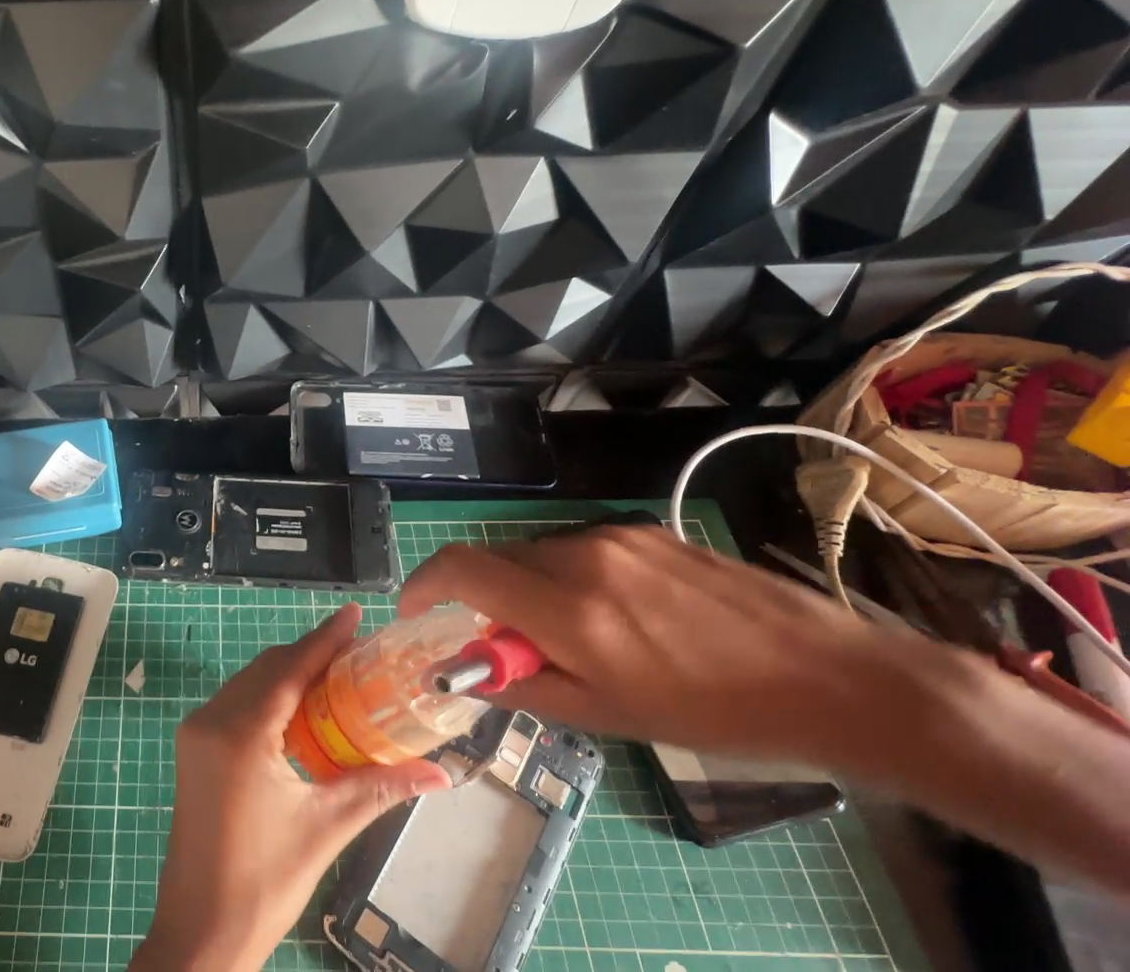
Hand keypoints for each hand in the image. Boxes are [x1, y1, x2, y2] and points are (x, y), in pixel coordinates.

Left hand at [131, 605, 449, 971]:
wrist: (200, 930)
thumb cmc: (263, 881)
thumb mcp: (326, 828)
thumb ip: (380, 788)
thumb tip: (439, 773)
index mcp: (240, 733)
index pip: (289, 668)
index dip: (324, 638)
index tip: (354, 614)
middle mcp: (210, 721)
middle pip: (267, 669)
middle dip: (310, 654)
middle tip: (358, 651)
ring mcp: (196, 735)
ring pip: (249, 684)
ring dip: (290, 675)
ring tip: (338, 675)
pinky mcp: (194, 751)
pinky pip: (236, 705)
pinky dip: (270, 697)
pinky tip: (303, 711)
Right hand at [397, 525, 912, 764]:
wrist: (832, 677)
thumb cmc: (713, 714)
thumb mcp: (606, 716)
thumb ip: (521, 685)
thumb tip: (464, 670)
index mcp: (570, 609)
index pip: (462, 569)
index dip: (424, 585)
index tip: (416, 613)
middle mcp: (585, 556)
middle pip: (495, 561)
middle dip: (481, 599)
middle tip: (506, 648)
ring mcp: (620, 537)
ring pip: (538, 555)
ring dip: (528, 590)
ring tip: (575, 639)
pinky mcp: (650, 532)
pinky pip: (581, 549)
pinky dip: (568, 579)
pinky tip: (617, 618)